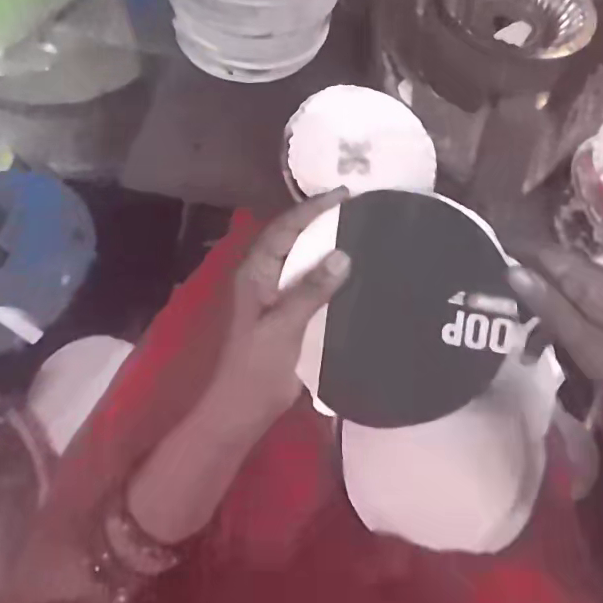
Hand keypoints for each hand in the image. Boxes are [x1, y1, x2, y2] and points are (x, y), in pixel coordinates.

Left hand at [203, 188, 351, 429]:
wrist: (243, 408)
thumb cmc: (257, 366)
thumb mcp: (284, 326)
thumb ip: (311, 290)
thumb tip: (343, 254)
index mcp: (255, 272)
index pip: (284, 228)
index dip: (312, 209)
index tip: (344, 194)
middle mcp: (263, 275)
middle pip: (292, 237)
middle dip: (320, 219)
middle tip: (357, 206)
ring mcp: (273, 293)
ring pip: (301, 258)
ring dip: (325, 243)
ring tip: (359, 229)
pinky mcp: (286, 311)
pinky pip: (308, 280)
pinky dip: (328, 270)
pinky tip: (352, 270)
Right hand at [508, 247, 602, 562]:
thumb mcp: (580, 341)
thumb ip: (546, 303)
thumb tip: (511, 268)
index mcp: (600, 281)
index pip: (548, 253)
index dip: (516, 250)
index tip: (483, 253)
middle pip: (554, 270)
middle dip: (523, 284)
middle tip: (493, 300)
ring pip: (562, 291)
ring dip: (537, 309)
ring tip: (514, 335)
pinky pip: (575, 307)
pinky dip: (554, 322)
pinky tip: (538, 348)